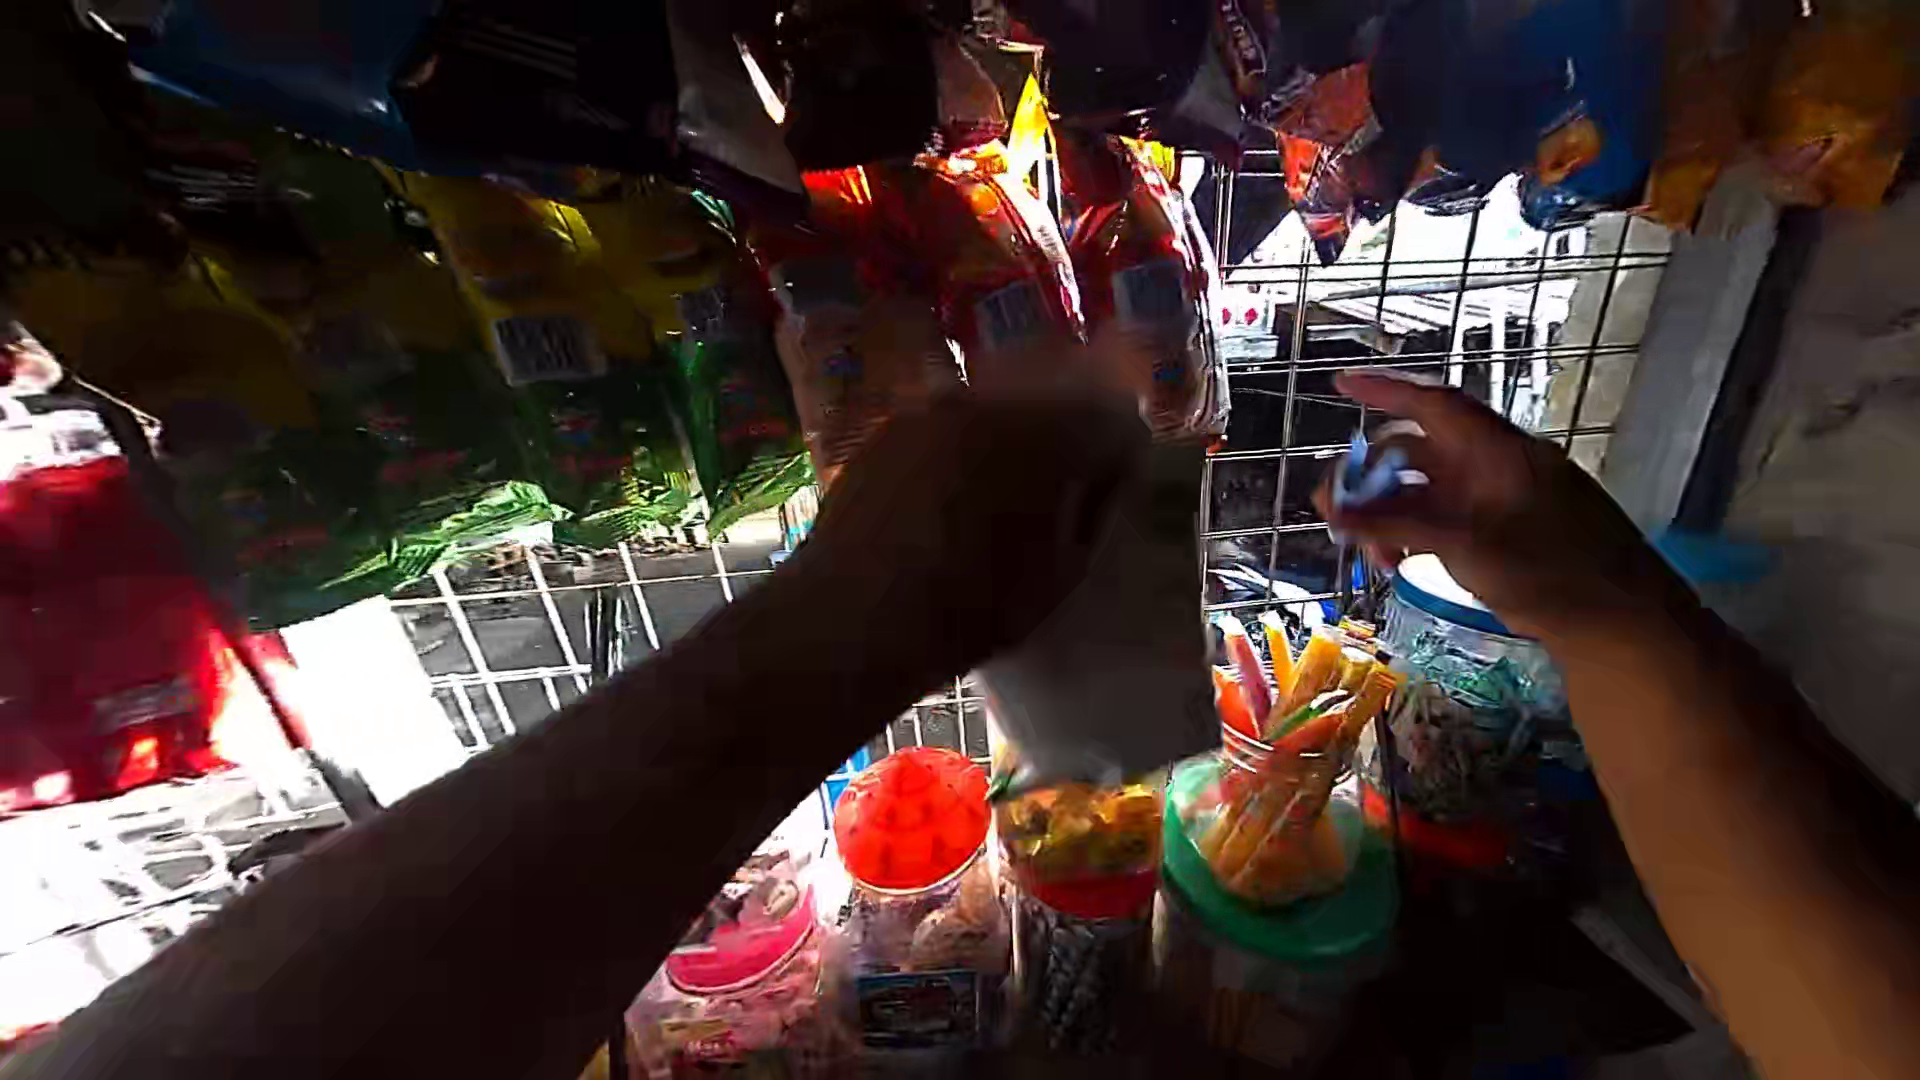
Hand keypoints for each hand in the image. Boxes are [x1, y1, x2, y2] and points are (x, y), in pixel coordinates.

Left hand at [801, 390, 1147, 673]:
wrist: (855, 617)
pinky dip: (960, 448)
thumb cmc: (969, 610)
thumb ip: (1094, 515)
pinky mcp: (890, 428)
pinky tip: (942, 494)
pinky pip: (945, 425)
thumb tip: (1105, 479)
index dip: (1119, 453)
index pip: (1110, 420)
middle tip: (1056, 487)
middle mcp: (991, 404)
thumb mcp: (1058, 577)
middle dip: (1066, 437)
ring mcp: (932, 410)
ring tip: (994, 493)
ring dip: (1010, 439)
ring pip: (995, 409)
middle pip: (1053, 400)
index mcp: (1048, 438)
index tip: (1109, 484)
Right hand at [1312, 369, 1682, 639]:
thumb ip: (1394, 525)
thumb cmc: (1554, 573)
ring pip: (1413, 490)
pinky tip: (1392, 560)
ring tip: (1369, 553)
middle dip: (1366, 480)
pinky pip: (1427, 516)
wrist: (1618, 622)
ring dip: (1381, 516)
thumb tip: (1334, 512)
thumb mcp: (1466, 544)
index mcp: (1496, 454)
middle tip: (1335, 510)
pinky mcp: (1485, 527)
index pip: (1433, 405)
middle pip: (1410, 453)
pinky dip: (1401, 532)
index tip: (1340, 383)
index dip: (1385, 389)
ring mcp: (1486, 498)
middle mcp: (1488, 467)